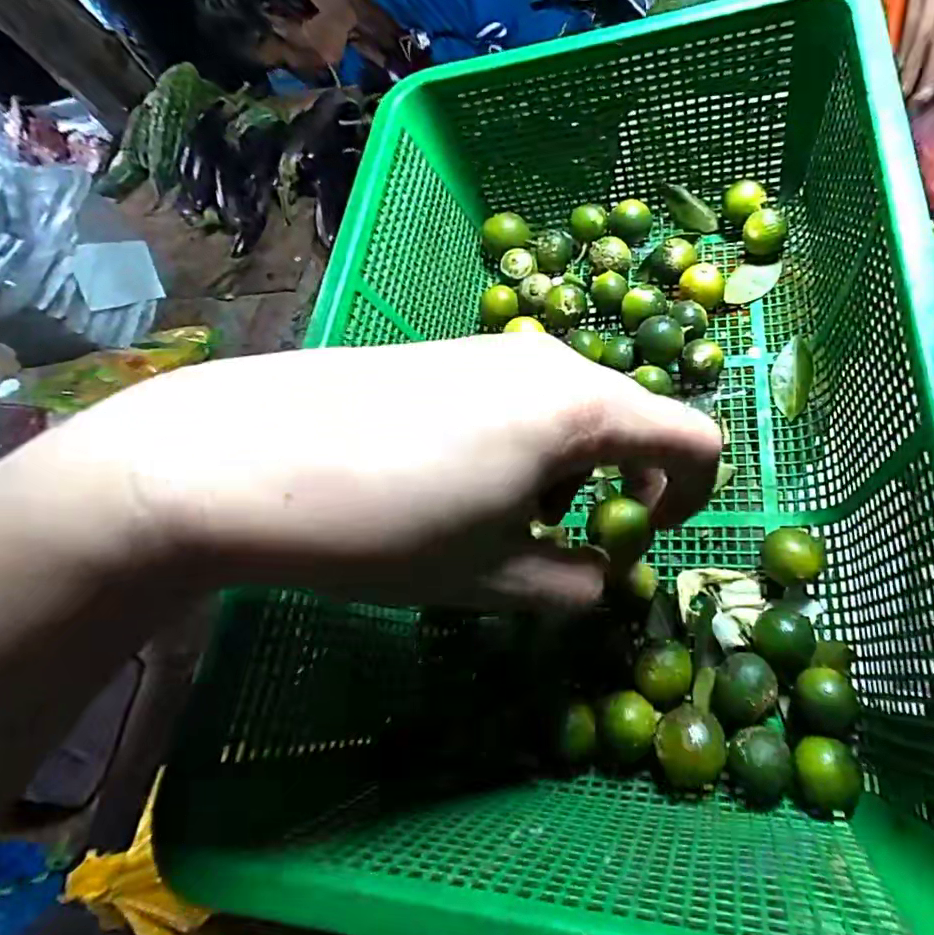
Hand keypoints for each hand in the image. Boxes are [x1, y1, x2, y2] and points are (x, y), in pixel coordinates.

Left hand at [38, 334, 721, 610]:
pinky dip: (525, 447)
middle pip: (631, 423)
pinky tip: (454, 482)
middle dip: (621, 491)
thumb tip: (602, 578)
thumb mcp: (492, 578)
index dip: (695, 498)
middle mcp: (550, 362)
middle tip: (561, 546)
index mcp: (582, 409)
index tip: (641, 541)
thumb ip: (572, 584)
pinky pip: (522, 399)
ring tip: (496, 520)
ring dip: (568, 473)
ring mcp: (494, 349)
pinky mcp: (448, 354)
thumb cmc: (384, 527)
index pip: (694, 439)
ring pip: (573, 414)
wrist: (238, 458)